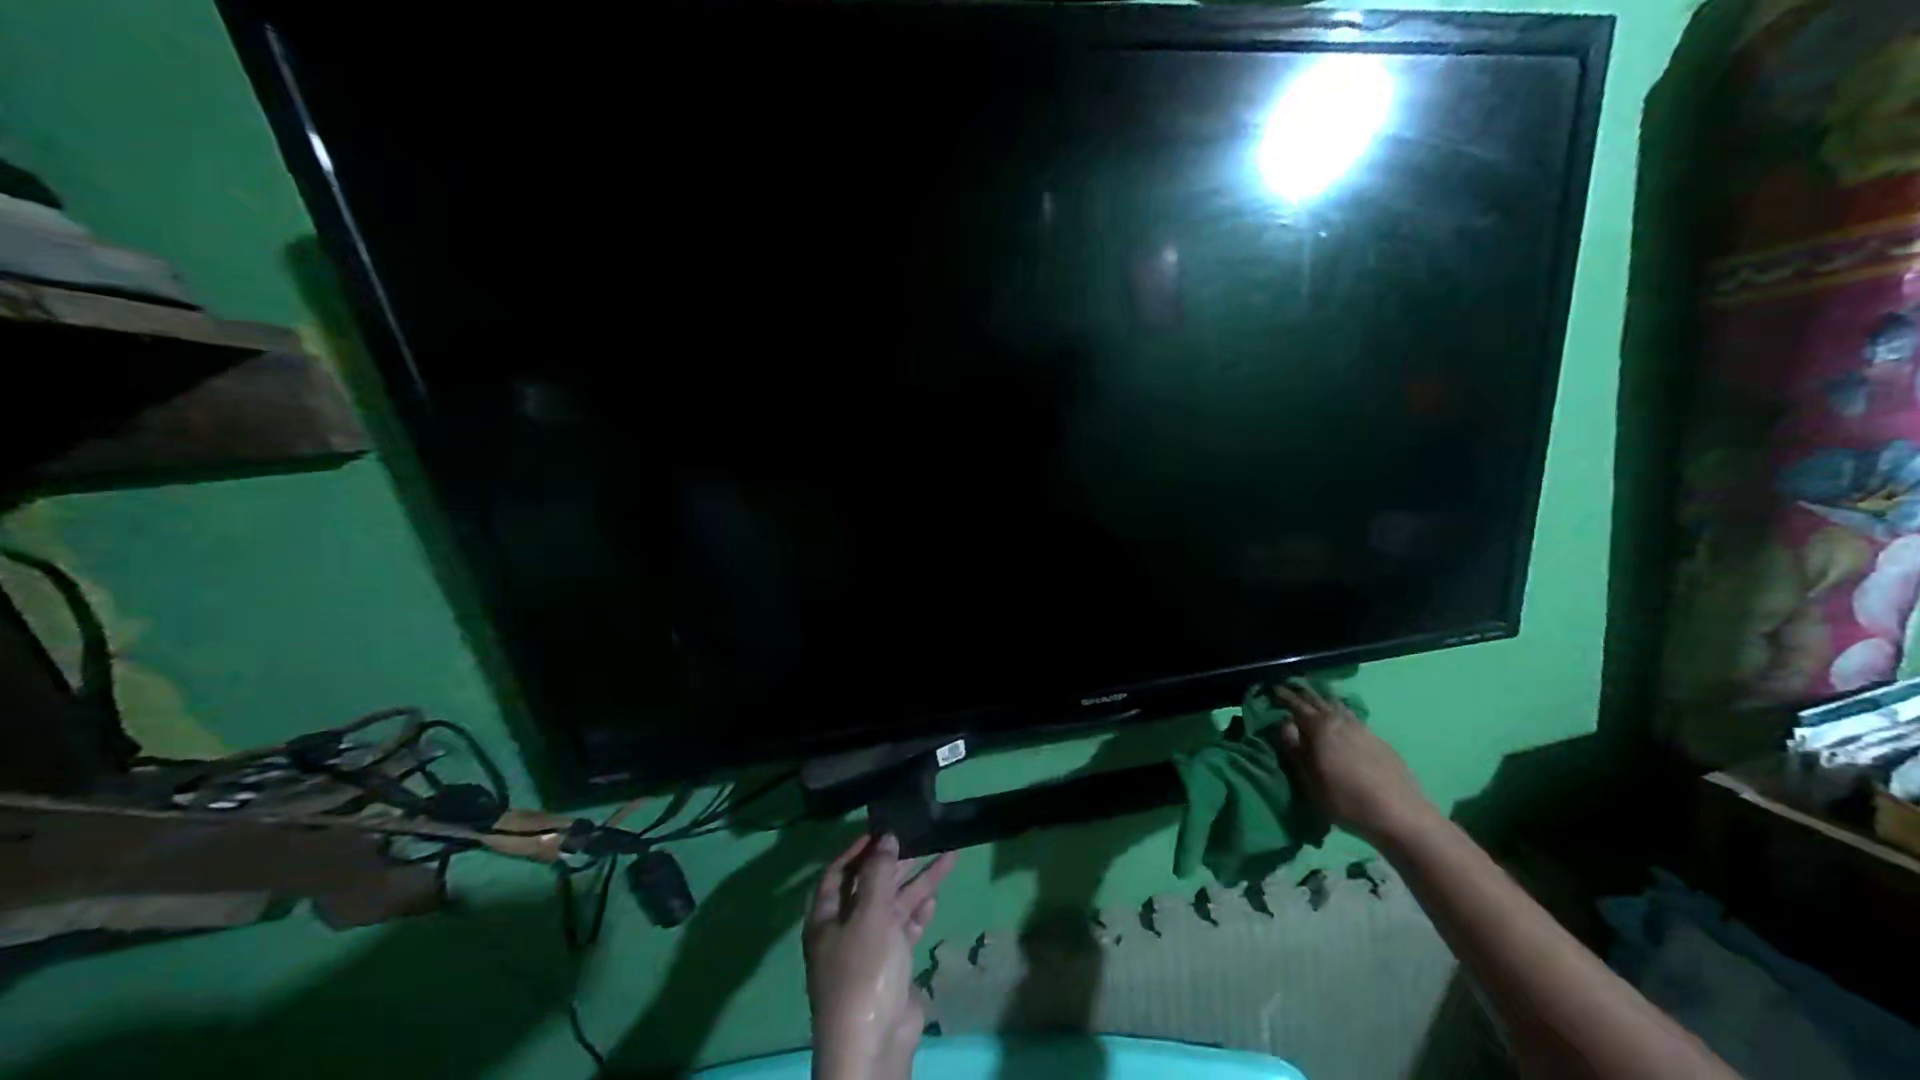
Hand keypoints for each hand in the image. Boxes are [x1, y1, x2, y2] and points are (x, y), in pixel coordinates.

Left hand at [804, 833, 955, 1079]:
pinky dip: (919, 913)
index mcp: (827, 917)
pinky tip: (936, 896)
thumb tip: (886, 838)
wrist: (874, 1043)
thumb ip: (879, 874)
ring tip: (947, 856)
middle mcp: (846, 929)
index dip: (858, 850)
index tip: (882, 829)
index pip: (838, 873)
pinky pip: (906, 930)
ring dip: (918, 883)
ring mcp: (870, 948)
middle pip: (871, 886)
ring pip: (894, 906)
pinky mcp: (892, 966)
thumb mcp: (868, 916)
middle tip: (920, 836)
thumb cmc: (862, 971)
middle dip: (895, 863)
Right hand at [1274, 681, 1439, 846]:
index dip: (1284, 696)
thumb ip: (1294, 749)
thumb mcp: (1309, 779)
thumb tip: (1285, 724)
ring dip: (1323, 700)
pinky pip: (1352, 717)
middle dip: (1303, 693)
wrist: (1400, 815)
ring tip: (1314, 700)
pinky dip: (1340, 712)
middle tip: (1290, 688)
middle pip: (1318, 700)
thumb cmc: (1345, 800)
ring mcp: (1363, 729)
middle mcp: (1341, 721)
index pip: (1297, 705)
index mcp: (1320, 728)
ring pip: (1338, 706)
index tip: (1273, 689)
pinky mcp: (1378, 740)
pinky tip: (1340, 720)